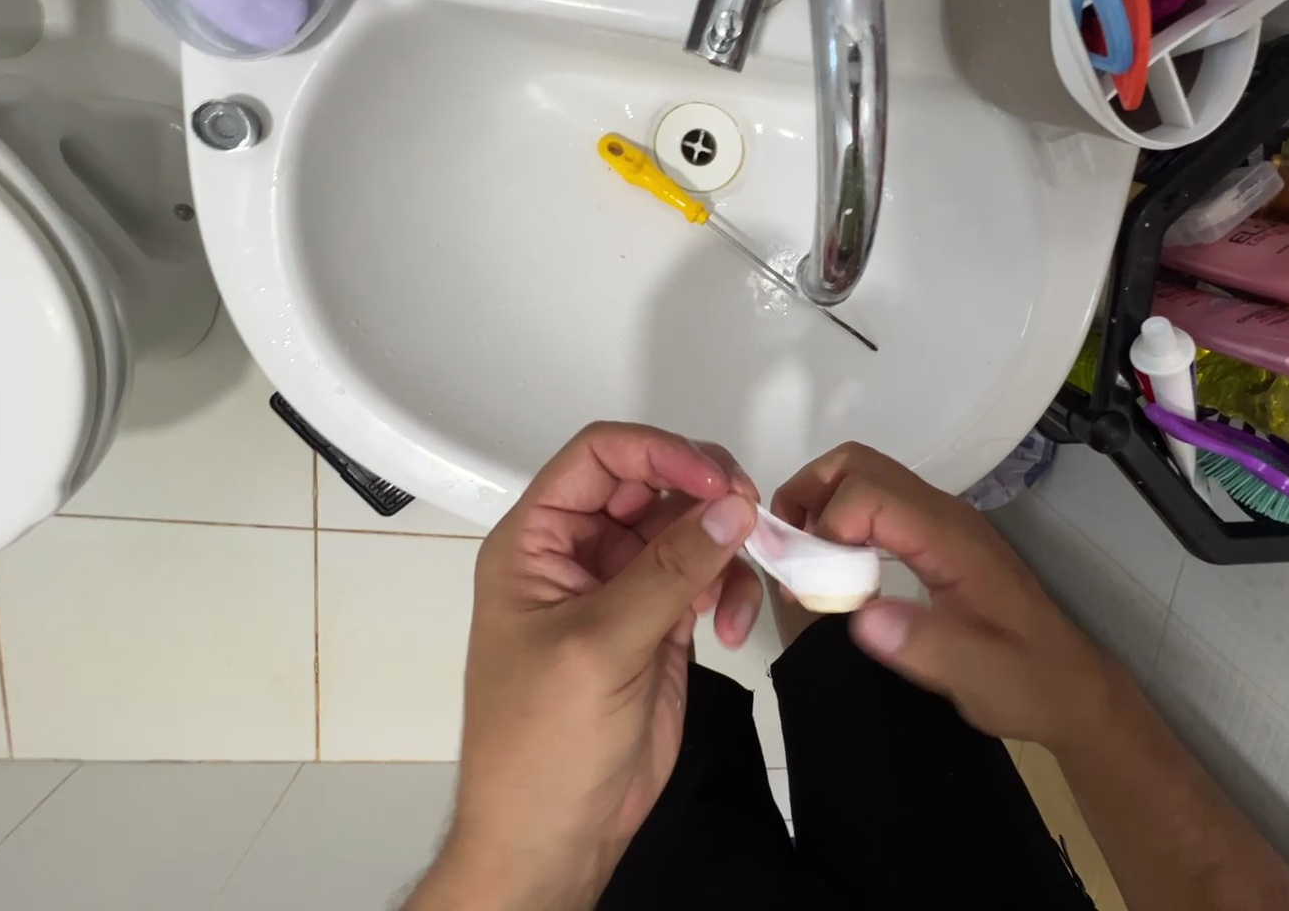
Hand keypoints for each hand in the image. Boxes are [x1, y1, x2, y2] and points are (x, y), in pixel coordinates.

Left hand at [426, 423, 763, 909]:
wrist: (558, 835)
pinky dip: (729, 589)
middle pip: (653, 481)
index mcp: (540, 539)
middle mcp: (584, 548)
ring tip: (733, 593)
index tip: (716, 482)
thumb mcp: (601, 646)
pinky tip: (728, 629)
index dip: (659, 452)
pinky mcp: (662, 614)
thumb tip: (734, 507)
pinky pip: (708, 573)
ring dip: (723, 547)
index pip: (600, 456)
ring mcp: (626, 581)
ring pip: (689, 525)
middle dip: (704, 494)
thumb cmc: (544, 743)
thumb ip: (671, 570)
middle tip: (748, 515)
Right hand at [773, 443, 1123, 752]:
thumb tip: (858, 615)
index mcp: (950, 537)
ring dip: (820, 503)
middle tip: (787, 551)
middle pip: (859, 464)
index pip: (869, 494)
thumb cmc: (1029, 682)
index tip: (810, 584)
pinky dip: (839, 520)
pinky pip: (874, 504)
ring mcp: (937, 521)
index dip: (826, 527)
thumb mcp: (981, 677)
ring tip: (804, 561)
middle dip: (809, 494)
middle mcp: (941, 513)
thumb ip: (926, 645)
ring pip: (864, 476)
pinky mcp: (932, 537)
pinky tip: (834, 570)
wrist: (1071, 687)